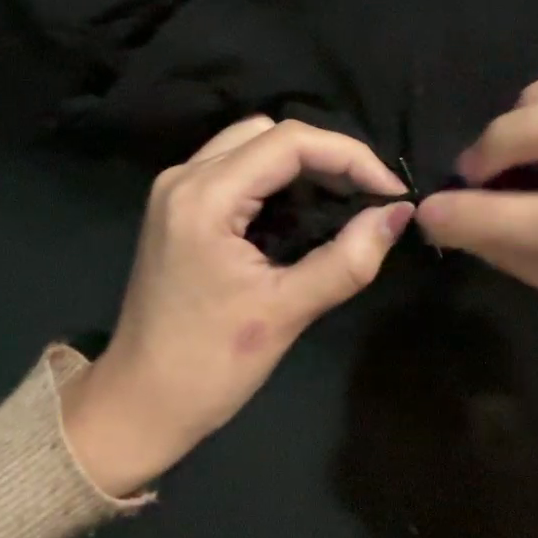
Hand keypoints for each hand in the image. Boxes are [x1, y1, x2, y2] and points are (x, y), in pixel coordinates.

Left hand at [60, 117, 413, 495]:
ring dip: (300, 164)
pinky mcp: (178, 205)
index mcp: (204, 196)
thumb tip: (399, 215)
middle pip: (269, 133)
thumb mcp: (285, 313)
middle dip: (327, 155)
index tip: (391, 191)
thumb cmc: (208, 366)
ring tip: (344, 199)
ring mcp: (176, 188)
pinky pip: (235, 167)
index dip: (349, 156)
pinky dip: (274, 177)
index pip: (289, 143)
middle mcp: (185, 176)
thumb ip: (347, 259)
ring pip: (251, 143)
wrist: (138, 405)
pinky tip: (304, 210)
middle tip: (368, 195)